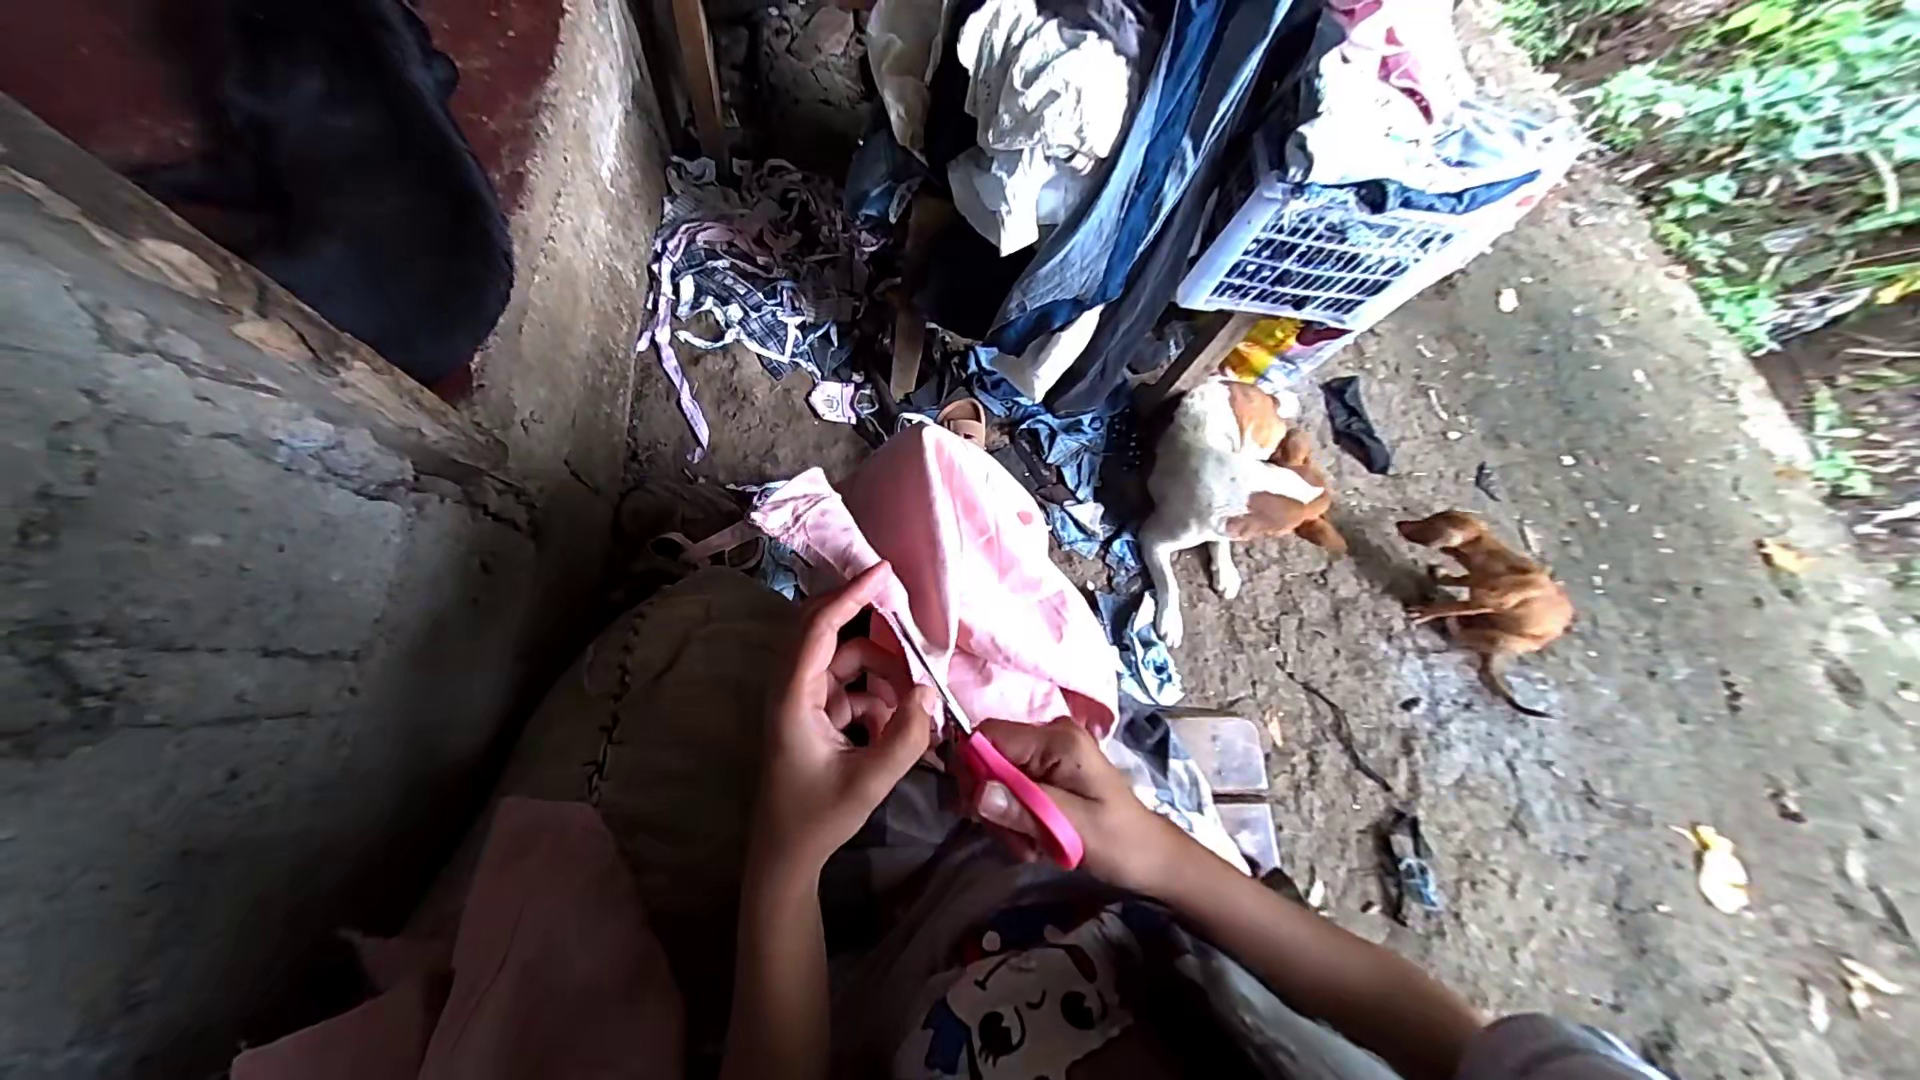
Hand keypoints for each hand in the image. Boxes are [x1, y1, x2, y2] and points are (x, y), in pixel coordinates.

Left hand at [751, 563, 935, 876]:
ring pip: (848, 660)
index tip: (884, 572)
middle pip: (828, 630)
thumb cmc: (816, 818)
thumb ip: (905, 737)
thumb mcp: (868, 782)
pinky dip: (878, 695)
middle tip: (907, 618)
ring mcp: (805, 698)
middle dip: (869, 622)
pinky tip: (893, 726)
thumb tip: (929, 693)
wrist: (786, 856)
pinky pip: (854, 685)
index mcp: (794, 696)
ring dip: (883, 671)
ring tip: (911, 702)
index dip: (851, 594)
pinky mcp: (817, 711)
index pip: (819, 627)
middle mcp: (794, 687)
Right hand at [965, 718, 1191, 893]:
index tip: (978, 809)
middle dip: (991, 799)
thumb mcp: (1072, 829)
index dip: (974, 768)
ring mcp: (1049, 749)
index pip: (990, 735)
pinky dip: (1015, 812)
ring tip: (1030, 843)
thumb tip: (979, 792)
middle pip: (990, 754)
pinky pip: (1012, 782)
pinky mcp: (1048, 766)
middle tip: (1013, 838)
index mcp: (1058, 740)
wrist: (1149, 854)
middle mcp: (1051, 734)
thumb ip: (1025, 808)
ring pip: (997, 773)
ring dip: (1004, 813)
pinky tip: (1034, 836)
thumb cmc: (1118, 841)